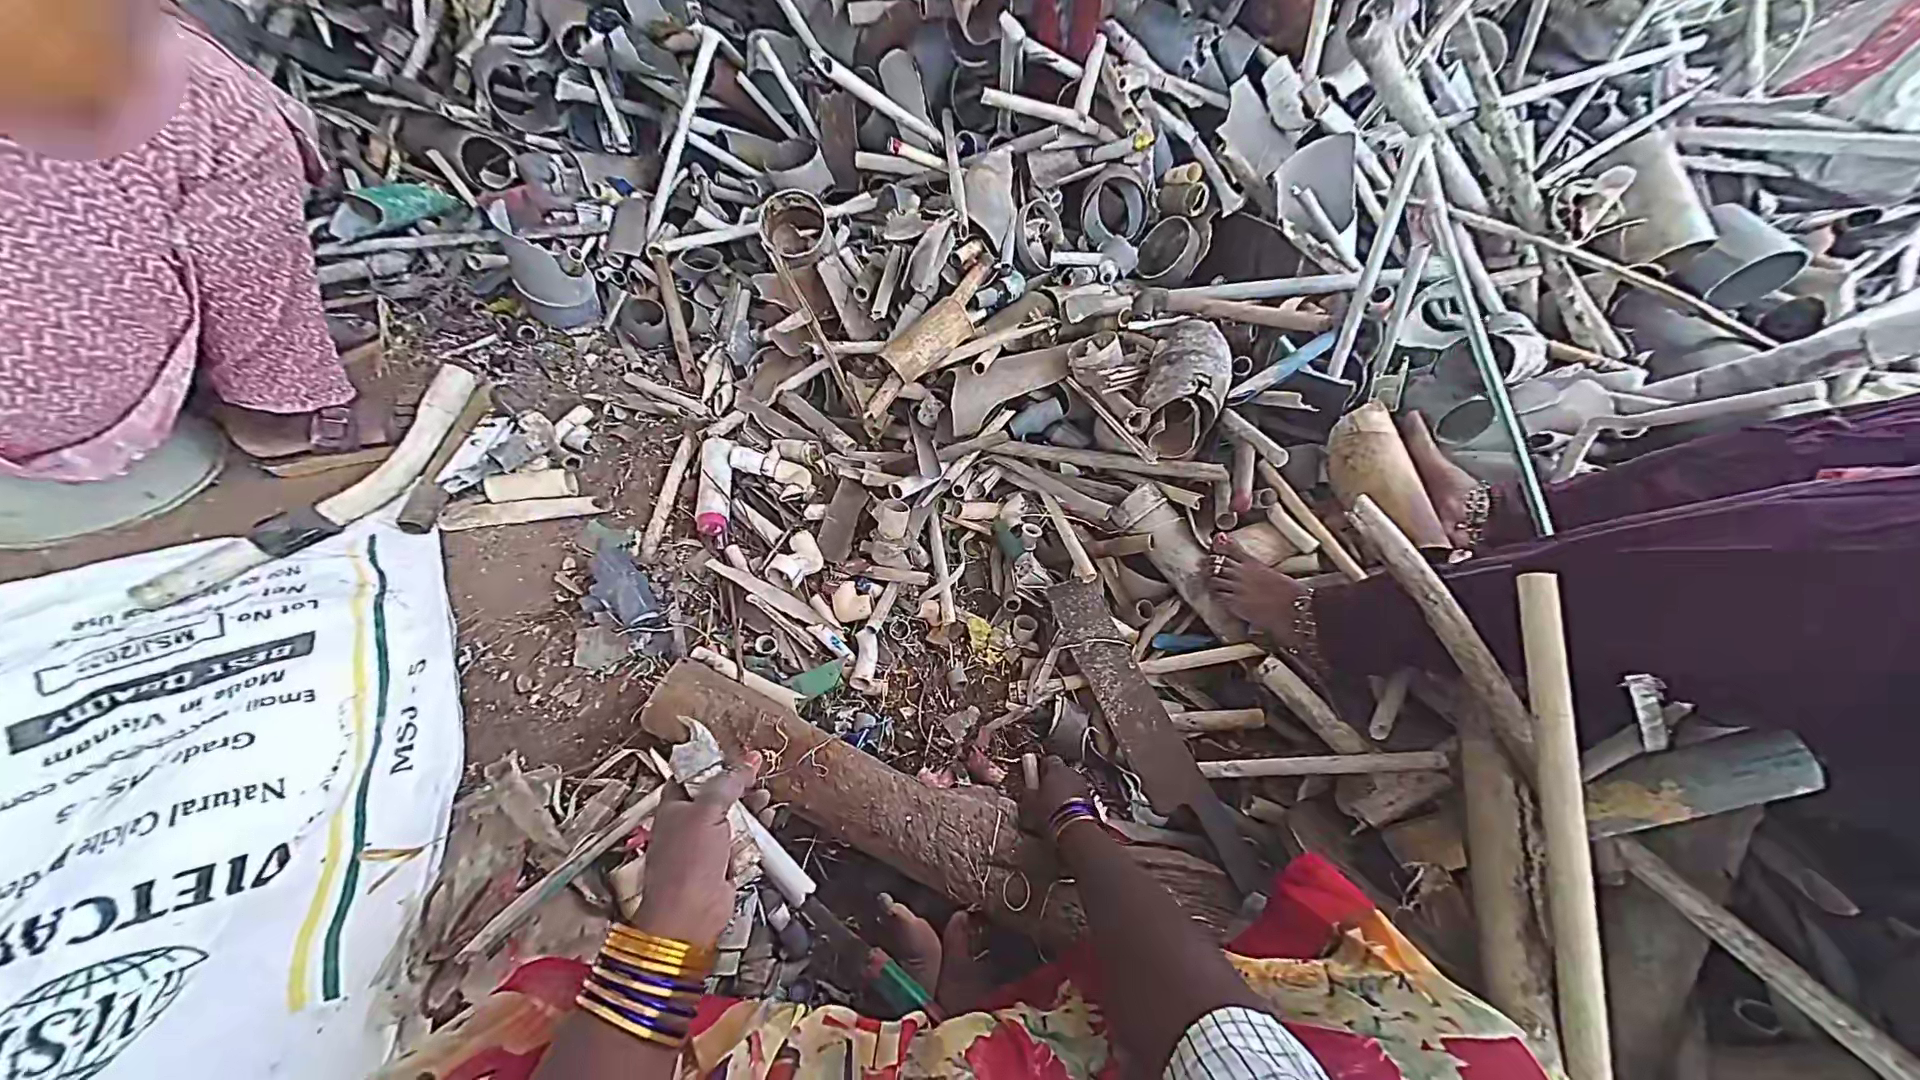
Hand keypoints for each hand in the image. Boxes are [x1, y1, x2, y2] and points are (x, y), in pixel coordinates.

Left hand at [632, 752, 761, 947]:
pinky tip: (766, 821)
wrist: (691, 915)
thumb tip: (748, 762)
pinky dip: (757, 830)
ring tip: (763, 800)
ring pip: (736, 815)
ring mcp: (708, 843)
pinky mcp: (726, 860)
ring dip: (752, 807)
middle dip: (740, 786)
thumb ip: (729, 783)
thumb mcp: (707, 811)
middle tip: (756, 776)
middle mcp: (690, 824)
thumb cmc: (685, 865)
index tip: (738, 757)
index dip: (716, 764)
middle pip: (719, 794)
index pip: (694, 775)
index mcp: (674, 807)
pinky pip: (746, 837)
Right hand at [1019, 755, 1090, 835]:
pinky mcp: (1090, 799)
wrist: (1074, 828)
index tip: (1034, 779)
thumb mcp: (1029, 802)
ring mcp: (1082, 785)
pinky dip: (1071, 801)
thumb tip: (1027, 788)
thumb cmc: (1049, 811)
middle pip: (1059, 771)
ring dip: (1063, 791)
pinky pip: (1077, 796)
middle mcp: (1071, 772)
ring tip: (1053, 807)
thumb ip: (1027, 790)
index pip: (1046, 760)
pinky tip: (1064, 814)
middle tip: (1043, 794)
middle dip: (1052, 780)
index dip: (1039, 769)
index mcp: (1055, 767)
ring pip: (1069, 784)